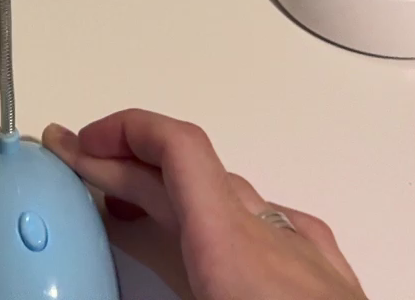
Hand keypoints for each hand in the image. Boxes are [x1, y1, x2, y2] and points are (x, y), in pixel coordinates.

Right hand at [43, 111, 366, 299]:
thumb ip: (138, 293)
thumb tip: (84, 291)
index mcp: (232, 250)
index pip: (177, 146)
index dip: (121, 130)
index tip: (77, 148)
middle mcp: (272, 239)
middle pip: (188, 171)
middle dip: (122, 165)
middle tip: (76, 174)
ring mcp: (311, 261)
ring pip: (229, 195)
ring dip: (170, 192)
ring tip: (132, 215)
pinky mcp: (337, 287)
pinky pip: (273, 226)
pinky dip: (223, 218)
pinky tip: (212, 245)